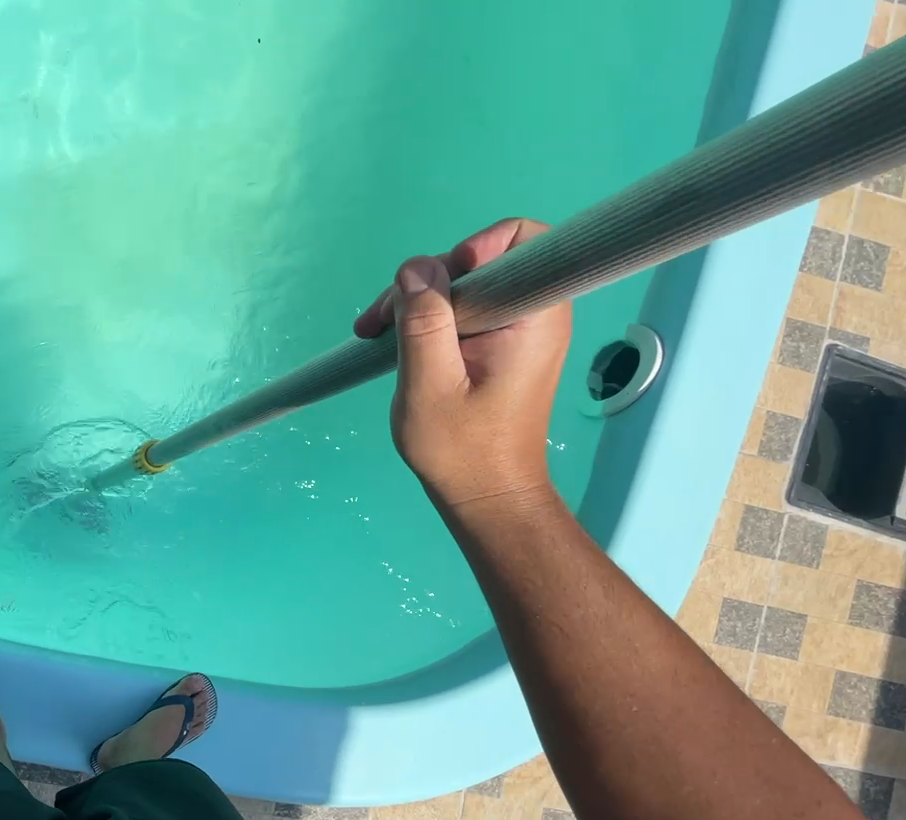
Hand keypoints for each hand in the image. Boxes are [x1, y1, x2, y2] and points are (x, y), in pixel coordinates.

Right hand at [354, 218, 571, 510]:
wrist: (483, 493)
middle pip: (478, 264)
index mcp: (533, 316)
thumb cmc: (461, 448)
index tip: (430, 284)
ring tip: (372, 334)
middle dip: (424, 283)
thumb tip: (414, 268)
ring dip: (415, 304)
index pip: (522, 241)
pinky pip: (461, 312)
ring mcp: (514, 329)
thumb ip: (423, 323)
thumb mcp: (429, 385)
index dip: (474, 249)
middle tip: (376, 320)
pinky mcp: (495, 345)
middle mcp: (532, 313)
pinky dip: (424, 321)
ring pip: (462, 288)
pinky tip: (391, 342)